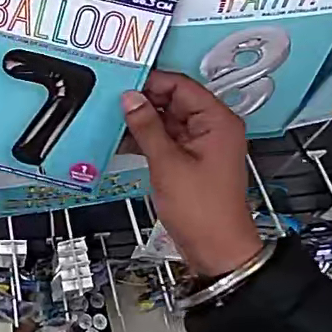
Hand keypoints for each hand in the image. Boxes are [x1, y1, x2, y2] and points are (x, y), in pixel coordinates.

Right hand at [120, 72, 263, 276]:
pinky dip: (148, 139)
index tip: (125, 83)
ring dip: (144, 122)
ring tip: (116, 123)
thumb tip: (132, 100)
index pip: (181, 85)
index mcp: (217, 121)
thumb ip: (146, 127)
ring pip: (168, 120)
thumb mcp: (168, 164)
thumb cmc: (205, 212)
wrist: (216, 249)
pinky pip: (167, 139)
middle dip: (144, 102)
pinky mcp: (192, 160)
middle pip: (174, 101)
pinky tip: (126, 141)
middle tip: (115, 103)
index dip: (151, 82)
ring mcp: (203, 144)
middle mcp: (213, 128)